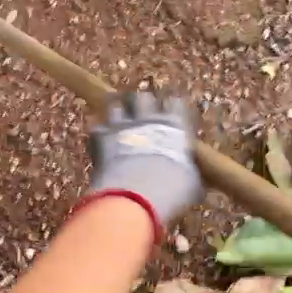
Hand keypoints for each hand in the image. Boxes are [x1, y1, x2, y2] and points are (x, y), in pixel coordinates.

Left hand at [83, 91, 203, 239]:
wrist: (136, 196)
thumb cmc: (172, 191)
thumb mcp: (191, 183)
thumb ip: (190, 172)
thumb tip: (195, 179)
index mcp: (175, 125)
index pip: (175, 102)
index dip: (171, 108)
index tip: (170, 115)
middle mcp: (147, 118)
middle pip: (143, 97)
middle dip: (141, 104)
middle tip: (140, 115)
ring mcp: (121, 125)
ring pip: (116, 104)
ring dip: (117, 112)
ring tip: (117, 122)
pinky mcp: (99, 137)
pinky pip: (96, 127)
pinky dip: (99, 134)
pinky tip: (100, 143)